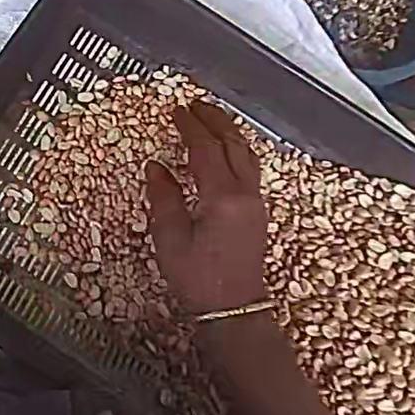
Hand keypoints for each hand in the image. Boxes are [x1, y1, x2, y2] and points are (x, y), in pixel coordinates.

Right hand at [145, 102, 269, 315]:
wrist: (232, 309)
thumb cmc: (197, 278)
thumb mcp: (170, 239)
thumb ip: (164, 198)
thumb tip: (156, 167)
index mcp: (222, 198)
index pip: (206, 150)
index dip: (190, 128)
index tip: (176, 111)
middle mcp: (245, 194)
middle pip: (233, 144)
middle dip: (214, 120)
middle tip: (195, 105)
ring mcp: (256, 202)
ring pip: (246, 154)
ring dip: (229, 132)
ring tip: (211, 119)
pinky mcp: (257, 211)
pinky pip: (249, 167)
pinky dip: (236, 149)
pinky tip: (225, 150)